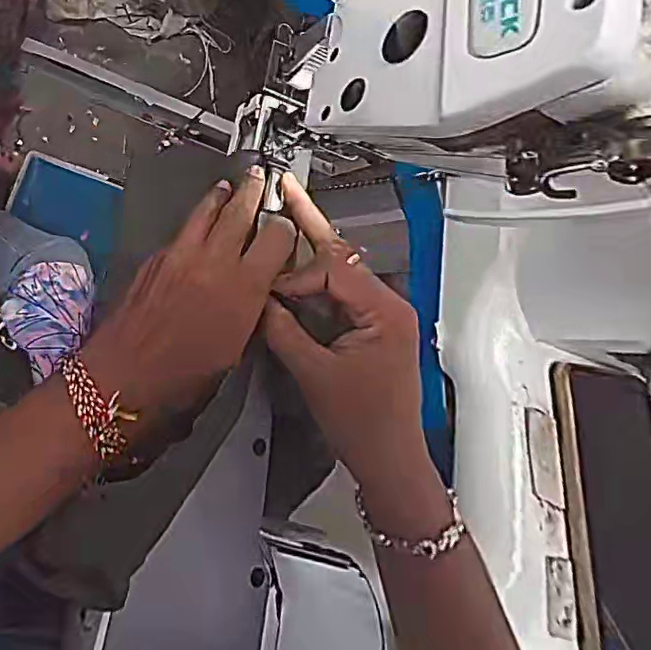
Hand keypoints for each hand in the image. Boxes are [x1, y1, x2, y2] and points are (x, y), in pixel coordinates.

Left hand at [81, 168, 296, 425]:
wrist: (123, 374)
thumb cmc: (181, 376)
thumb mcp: (235, 348)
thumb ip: (251, 307)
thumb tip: (257, 287)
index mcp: (243, 288)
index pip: (276, 238)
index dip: (285, 228)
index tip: (286, 226)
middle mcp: (214, 262)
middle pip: (240, 211)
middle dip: (253, 191)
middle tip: (259, 177)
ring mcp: (182, 254)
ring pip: (207, 211)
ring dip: (221, 196)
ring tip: (228, 186)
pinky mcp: (157, 257)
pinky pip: (183, 229)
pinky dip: (196, 218)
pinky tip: (199, 220)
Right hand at [261, 173, 433, 509]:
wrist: (390, 460)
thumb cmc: (366, 425)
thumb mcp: (314, 374)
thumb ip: (282, 330)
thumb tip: (260, 301)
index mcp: (384, 311)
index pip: (333, 270)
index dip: (295, 275)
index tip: (270, 291)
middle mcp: (388, 305)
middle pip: (339, 257)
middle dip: (307, 224)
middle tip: (286, 190)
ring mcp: (381, 314)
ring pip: (338, 272)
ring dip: (307, 252)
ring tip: (286, 216)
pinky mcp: (371, 325)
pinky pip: (338, 293)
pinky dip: (312, 283)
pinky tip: (292, 267)